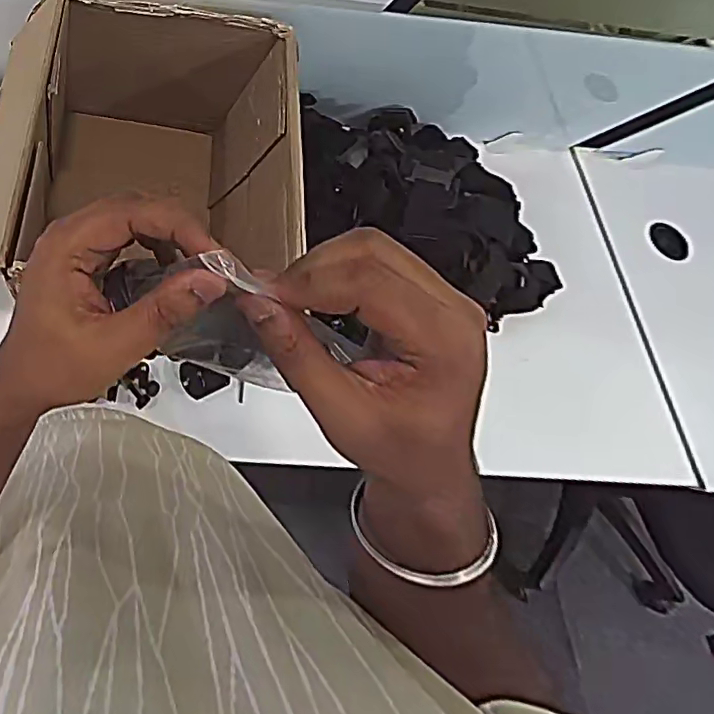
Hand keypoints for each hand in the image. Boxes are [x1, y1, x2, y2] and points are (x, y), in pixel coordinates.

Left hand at [0, 194, 228, 414]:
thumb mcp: (115, 344)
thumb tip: (206, 282)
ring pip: (134, 217)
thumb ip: (164, 310)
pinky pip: (126, 235)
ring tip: (197, 261)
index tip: (210, 253)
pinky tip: (172, 267)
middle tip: (211, 257)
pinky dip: (155, 245)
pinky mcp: (83, 257)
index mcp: (67, 245)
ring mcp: (74, 244)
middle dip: (180, 228)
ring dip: (169, 235)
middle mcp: (68, 236)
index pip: (135, 212)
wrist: (22, 385)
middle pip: (137, 207)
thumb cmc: (50, 367)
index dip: (181, 227)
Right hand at [240, 228, 487, 502]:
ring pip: (370, 248)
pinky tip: (317, 298)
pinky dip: (335, 271)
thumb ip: (297, 354)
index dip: (309, 282)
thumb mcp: (340, 414)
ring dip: (322, 267)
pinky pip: (375, 259)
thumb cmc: (402, 451)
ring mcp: (443, 297)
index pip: (369, 281)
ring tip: (293, 300)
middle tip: (275, 298)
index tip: (267, 295)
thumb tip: (261, 306)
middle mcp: (452, 310)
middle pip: (370, 251)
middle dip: (312, 269)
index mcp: (444, 340)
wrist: (428, 465)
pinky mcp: (425, 293)